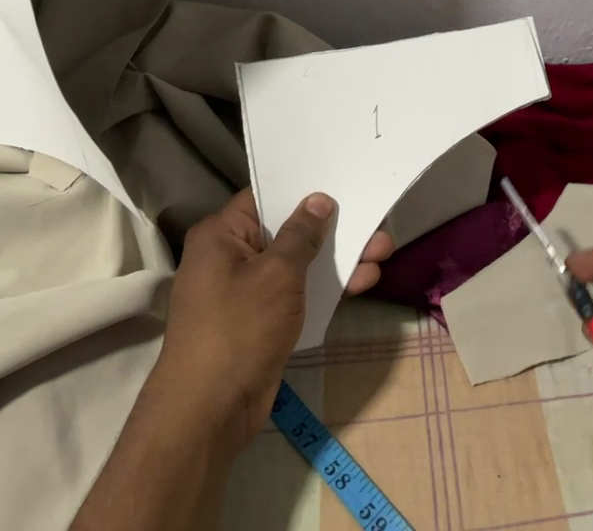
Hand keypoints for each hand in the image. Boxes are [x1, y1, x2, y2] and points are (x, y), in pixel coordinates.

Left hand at [154, 189, 392, 454]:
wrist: (210, 410)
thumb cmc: (239, 328)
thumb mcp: (277, 274)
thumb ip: (302, 234)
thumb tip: (319, 201)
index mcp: (221, 234)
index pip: (265, 196)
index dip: (304, 189)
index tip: (342, 181)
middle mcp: (230, 256)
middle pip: (287, 231)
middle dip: (332, 229)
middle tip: (376, 224)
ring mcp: (246, 290)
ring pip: (297, 263)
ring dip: (336, 259)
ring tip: (382, 253)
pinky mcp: (261, 320)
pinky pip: (296, 292)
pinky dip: (325, 286)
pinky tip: (363, 281)